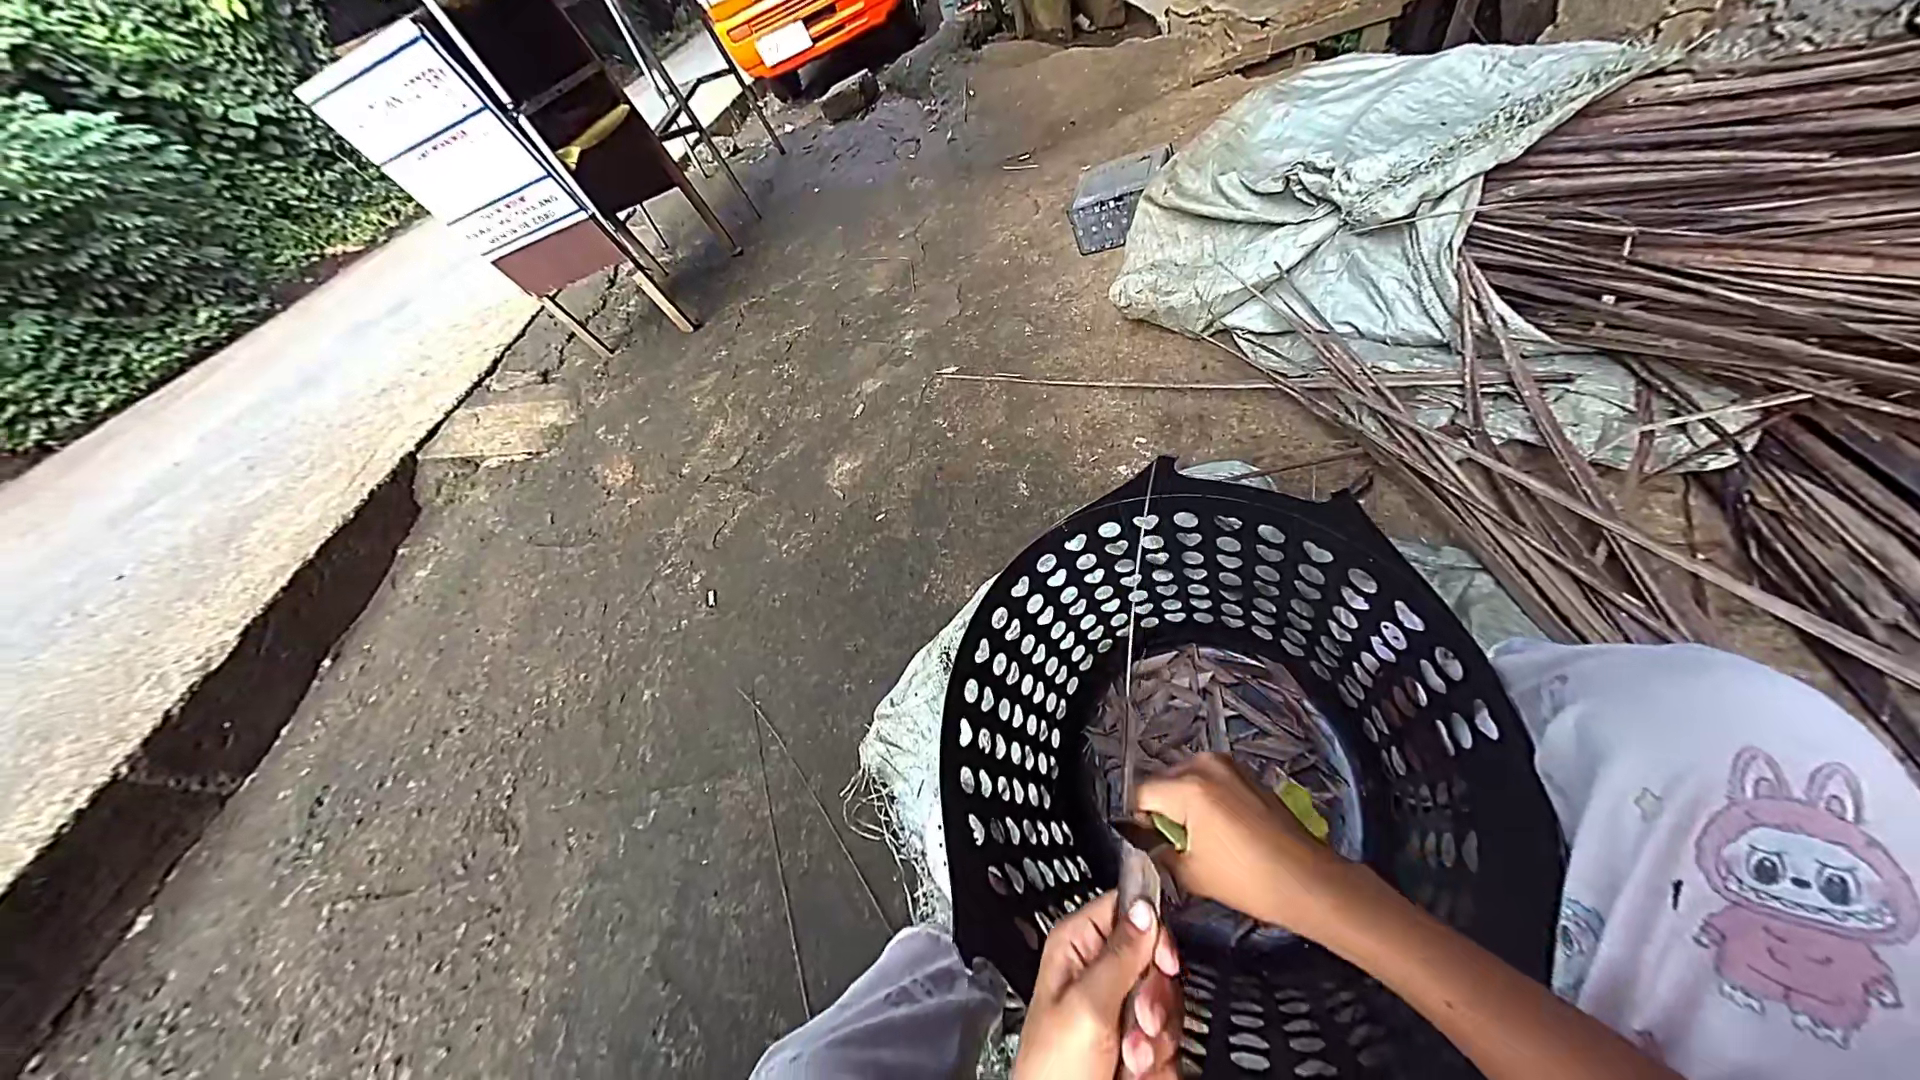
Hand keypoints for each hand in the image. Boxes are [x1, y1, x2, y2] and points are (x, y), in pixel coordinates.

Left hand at [1012, 891, 1182, 1079]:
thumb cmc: (1053, 1070)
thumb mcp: (1087, 1005)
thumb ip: (1119, 956)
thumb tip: (1143, 906)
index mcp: (1077, 945)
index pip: (1126, 910)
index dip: (1151, 931)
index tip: (1163, 961)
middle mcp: (1099, 970)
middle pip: (1153, 958)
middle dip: (1153, 997)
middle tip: (1138, 1019)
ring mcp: (1119, 1008)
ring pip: (1166, 1002)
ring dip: (1155, 1037)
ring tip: (1129, 1057)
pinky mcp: (1136, 1043)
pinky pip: (1168, 1040)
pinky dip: (1159, 1061)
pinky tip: (1134, 1072)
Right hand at [1136, 753, 1372, 942]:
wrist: (1310, 882)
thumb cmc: (1250, 880)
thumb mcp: (1192, 875)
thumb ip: (1159, 854)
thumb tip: (1148, 845)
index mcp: (1188, 788)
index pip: (1141, 794)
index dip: (1140, 820)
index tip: (1152, 842)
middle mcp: (1204, 765)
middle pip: (1162, 781)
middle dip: (1162, 808)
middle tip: (1176, 842)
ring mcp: (1228, 765)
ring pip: (1185, 779)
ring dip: (1183, 801)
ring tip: (1202, 835)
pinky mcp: (1245, 773)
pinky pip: (1209, 779)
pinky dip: (1206, 797)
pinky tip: (1222, 828)